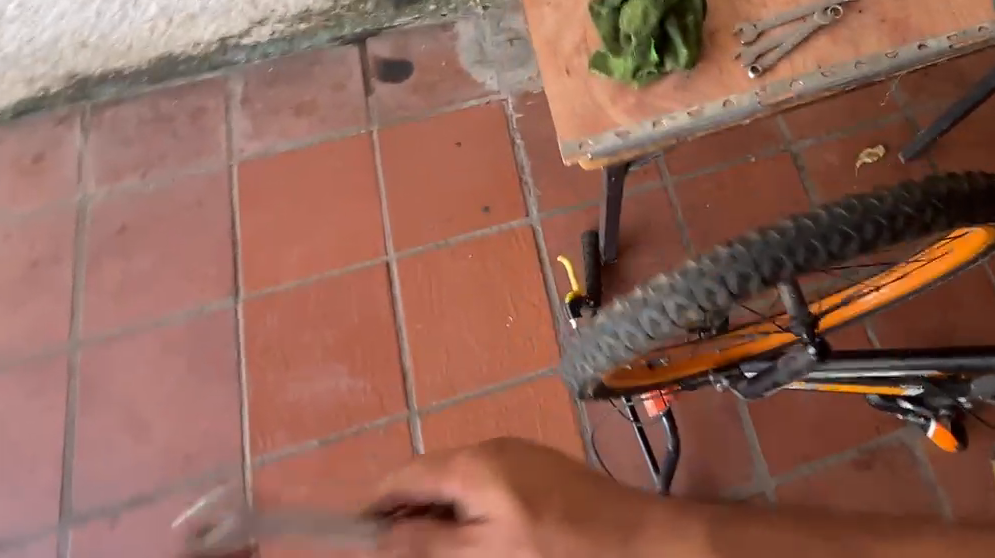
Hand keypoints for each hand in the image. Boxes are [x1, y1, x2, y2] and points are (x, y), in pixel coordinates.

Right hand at [371, 438, 672, 557]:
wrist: (639, 542)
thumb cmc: (558, 552)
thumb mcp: (482, 556)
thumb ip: (425, 544)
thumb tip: (379, 535)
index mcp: (473, 462)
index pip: (404, 475)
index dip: (375, 508)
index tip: (355, 541)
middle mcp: (493, 448)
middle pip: (430, 479)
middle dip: (408, 519)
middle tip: (401, 555)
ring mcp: (520, 457)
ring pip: (459, 487)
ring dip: (440, 521)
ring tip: (442, 553)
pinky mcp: (540, 472)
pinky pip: (488, 489)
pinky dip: (470, 516)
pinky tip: (480, 545)